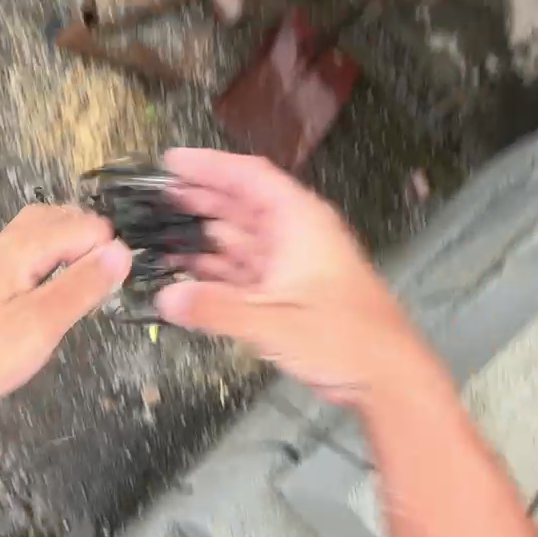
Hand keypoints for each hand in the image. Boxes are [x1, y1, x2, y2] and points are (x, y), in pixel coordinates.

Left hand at [0, 205, 130, 418]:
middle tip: (109, 282)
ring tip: (87, 284)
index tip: (121, 286)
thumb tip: (122, 252)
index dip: (112, 252)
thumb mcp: (40, 325)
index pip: (88, 225)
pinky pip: (23, 256)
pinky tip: (47, 294)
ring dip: (70, 250)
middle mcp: (6, 244)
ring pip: (40, 236)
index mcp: (25, 247)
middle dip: (93, 241)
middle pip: (63, 219)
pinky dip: (46, 264)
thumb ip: (82, 287)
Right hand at [152, 148, 436, 405]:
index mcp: (299, 223)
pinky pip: (238, 275)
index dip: (210, 167)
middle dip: (197, 200)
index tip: (172, 163)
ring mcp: (287, 267)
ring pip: (235, 242)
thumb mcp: (274, 322)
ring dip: (200, 240)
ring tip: (159, 236)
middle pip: (238, 207)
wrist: (381, 373)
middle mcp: (292, 237)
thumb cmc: (345, 338)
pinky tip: (183, 277)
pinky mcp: (282, 295)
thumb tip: (166, 299)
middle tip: (155, 199)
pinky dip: (212, 274)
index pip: (249, 179)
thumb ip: (216, 309)